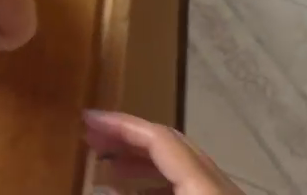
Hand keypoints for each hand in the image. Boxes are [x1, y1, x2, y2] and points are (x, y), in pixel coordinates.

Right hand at [85, 110, 244, 194]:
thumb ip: (132, 194)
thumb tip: (98, 187)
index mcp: (205, 185)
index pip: (159, 136)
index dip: (120, 123)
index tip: (86, 119)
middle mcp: (221, 184)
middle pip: (171, 143)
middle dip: (128, 136)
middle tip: (91, 137)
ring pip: (182, 165)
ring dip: (142, 160)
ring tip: (108, 166)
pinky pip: (191, 185)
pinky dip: (161, 182)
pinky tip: (136, 192)